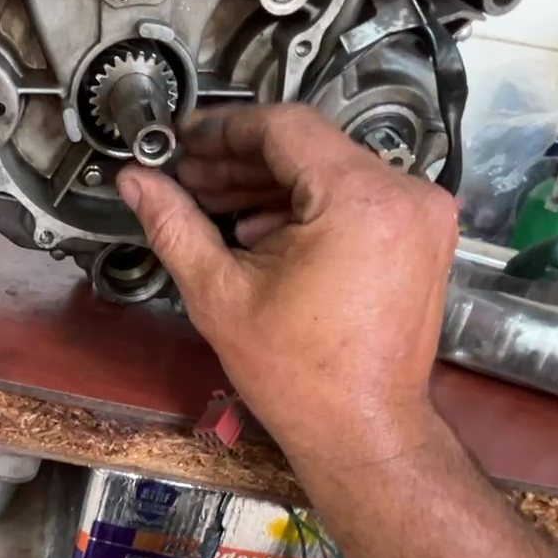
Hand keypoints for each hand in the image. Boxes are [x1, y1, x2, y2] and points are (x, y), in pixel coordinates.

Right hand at [117, 105, 457, 468]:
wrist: (361, 429)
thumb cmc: (299, 376)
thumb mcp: (219, 294)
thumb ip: (173, 225)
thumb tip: (136, 183)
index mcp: (359, 200)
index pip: (284, 127)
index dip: (224, 129)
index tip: (187, 139)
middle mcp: (405, 196)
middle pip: (308, 148)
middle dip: (241, 162)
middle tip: (189, 177)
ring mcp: (420, 217)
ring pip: (330, 172)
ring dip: (269, 185)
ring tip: (214, 204)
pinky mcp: (419, 238)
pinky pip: (354, 199)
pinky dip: (304, 208)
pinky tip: (256, 230)